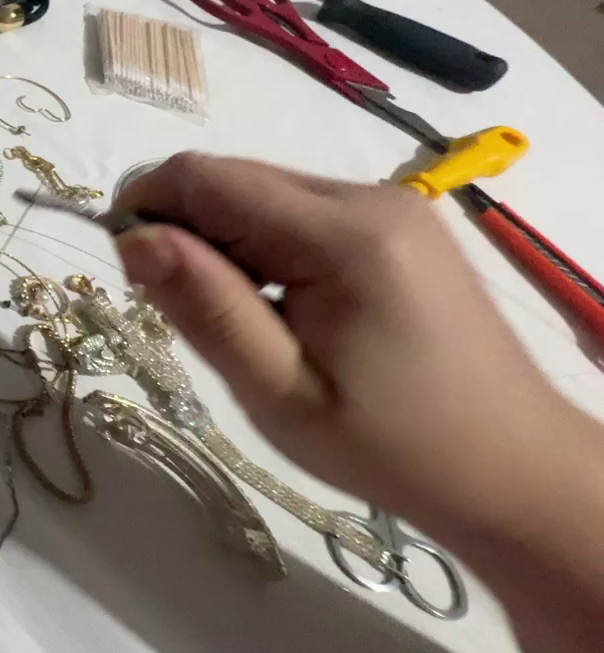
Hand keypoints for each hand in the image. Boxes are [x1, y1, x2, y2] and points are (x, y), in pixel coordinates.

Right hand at [113, 153, 571, 526]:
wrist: (520, 475)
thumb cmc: (392, 445)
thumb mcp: (278, 390)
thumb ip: (204, 306)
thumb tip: (132, 237)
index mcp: (344, 236)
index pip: (200, 177)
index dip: (144, 211)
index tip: (138, 278)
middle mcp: (367, 198)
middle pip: (222, 177)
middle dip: (178, 229)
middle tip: (185, 307)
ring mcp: (384, 204)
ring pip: (245, 188)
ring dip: (212, 239)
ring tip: (236, 312)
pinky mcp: (387, 219)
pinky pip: (279, 205)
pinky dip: (248, 241)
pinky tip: (272, 298)